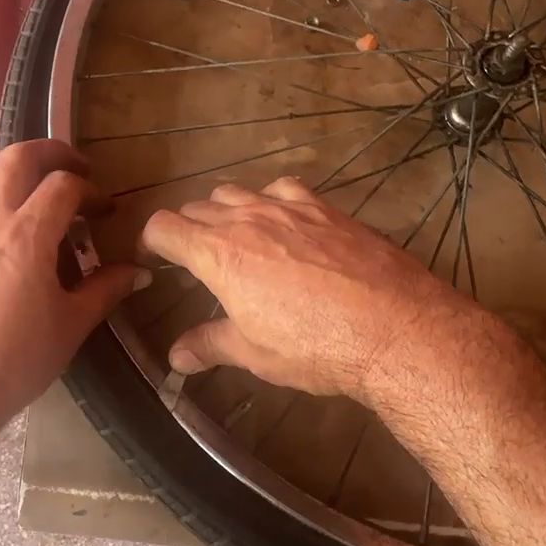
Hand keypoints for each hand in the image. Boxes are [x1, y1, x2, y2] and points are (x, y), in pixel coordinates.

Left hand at [0, 140, 147, 425]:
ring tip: (36, 182)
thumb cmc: (18, 359)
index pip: (64, 185)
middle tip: (78, 170)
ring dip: (13, 162)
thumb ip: (106, 289)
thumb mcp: (72, 324)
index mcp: (27, 234)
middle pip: (18, 156)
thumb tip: (140, 271)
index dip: (91, 190)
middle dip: (53, 152)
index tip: (106, 211)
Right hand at [140, 177, 483, 406]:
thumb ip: (209, 346)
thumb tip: (176, 358)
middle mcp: (245, 219)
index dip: (151, 240)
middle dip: (188, 229)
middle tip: (197, 259)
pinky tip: (284, 222)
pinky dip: (270, 200)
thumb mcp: (254, 354)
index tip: (156, 258)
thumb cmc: (314, 347)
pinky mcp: (323, 206)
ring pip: (235, 191)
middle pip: (196, 207)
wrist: (394, 328)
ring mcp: (286, 207)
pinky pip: (281, 188)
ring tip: (237, 238)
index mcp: (217, 254)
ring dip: (224, 210)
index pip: (163, 227)